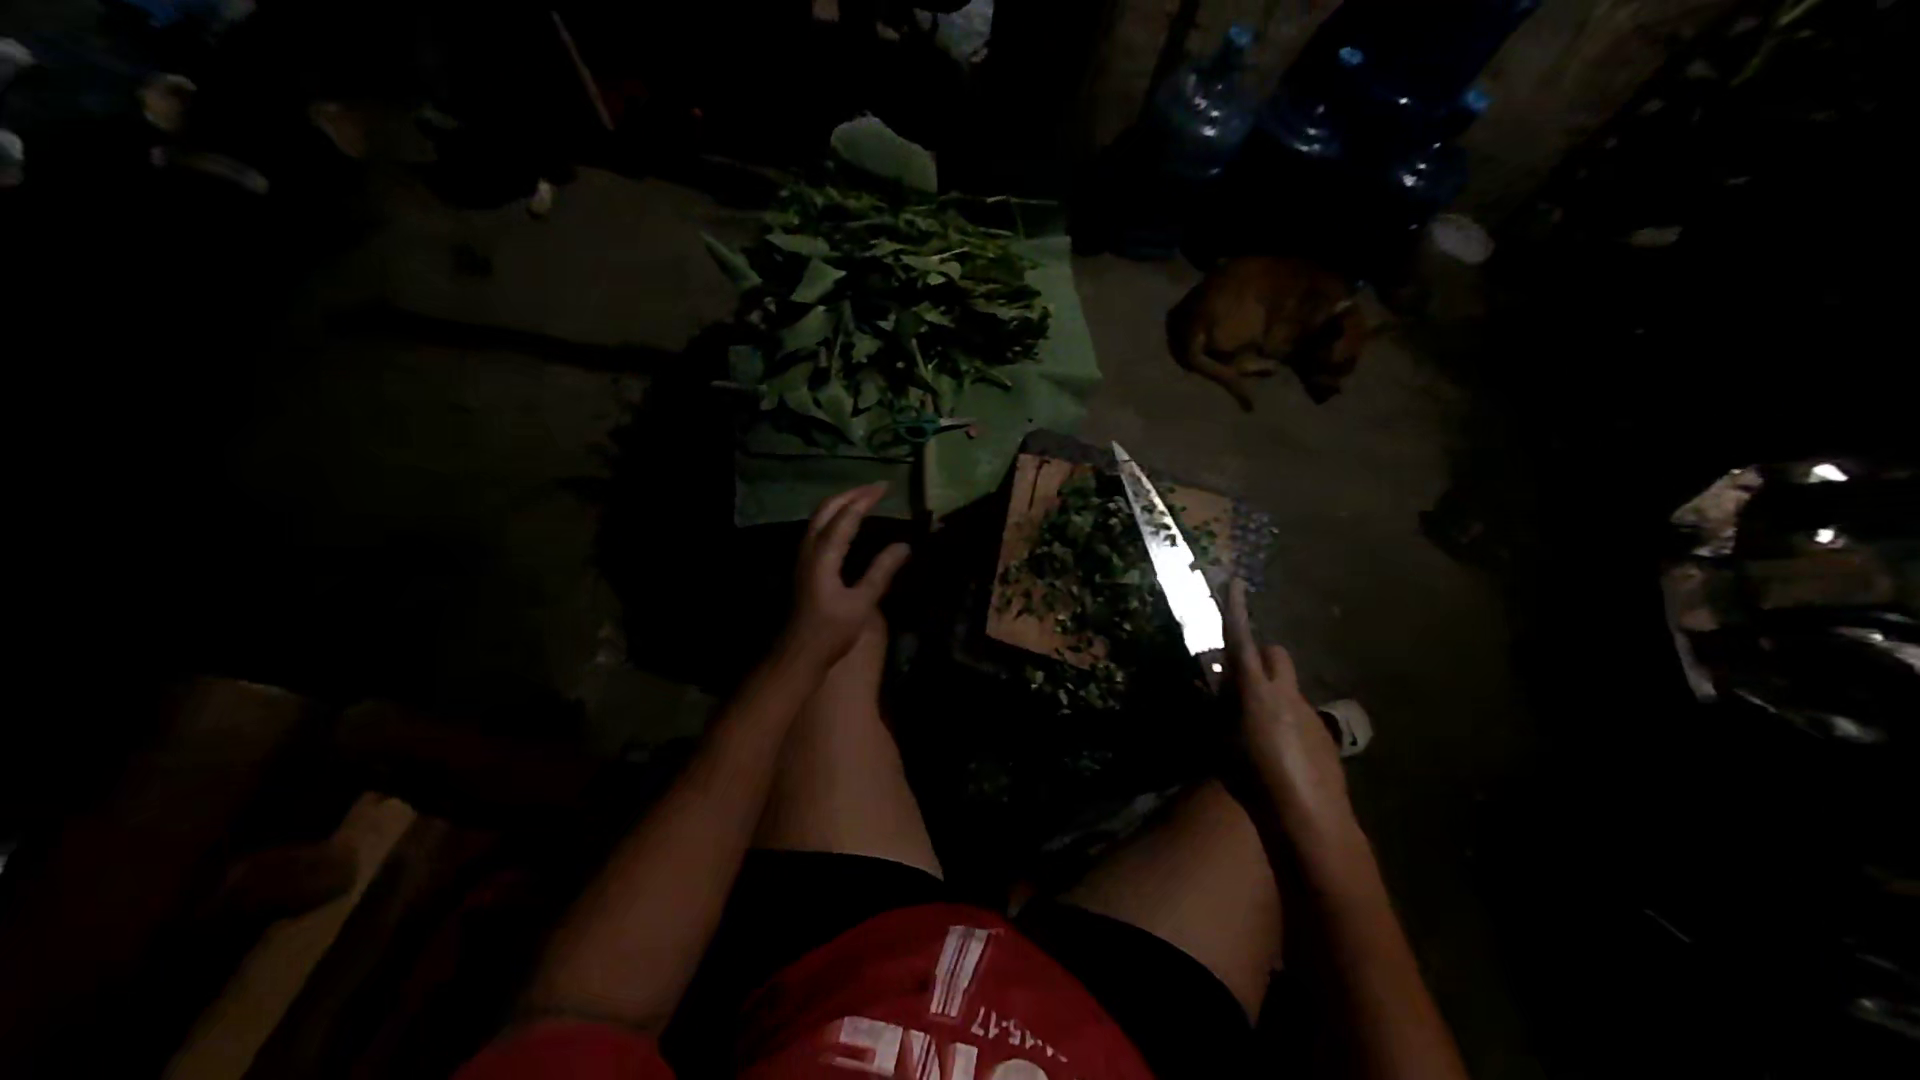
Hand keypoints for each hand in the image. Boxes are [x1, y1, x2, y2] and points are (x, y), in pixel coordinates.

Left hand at [783, 484, 910, 666]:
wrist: (799, 654)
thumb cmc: (831, 632)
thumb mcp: (862, 603)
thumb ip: (881, 572)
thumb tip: (904, 545)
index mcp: (824, 556)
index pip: (845, 516)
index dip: (865, 499)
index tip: (885, 487)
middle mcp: (809, 549)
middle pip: (827, 509)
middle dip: (851, 494)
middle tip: (876, 487)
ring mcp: (803, 557)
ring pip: (819, 517)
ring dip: (841, 503)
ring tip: (863, 497)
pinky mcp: (805, 565)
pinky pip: (818, 529)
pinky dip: (834, 517)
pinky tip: (847, 523)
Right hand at [1224, 579, 1353, 838]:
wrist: (1312, 819)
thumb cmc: (1256, 781)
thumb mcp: (1222, 746)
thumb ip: (1218, 713)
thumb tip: (1211, 691)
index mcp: (1257, 692)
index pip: (1242, 640)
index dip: (1235, 610)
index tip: (1235, 583)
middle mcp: (1286, 693)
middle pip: (1275, 654)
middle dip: (1258, 655)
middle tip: (1238, 679)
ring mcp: (1309, 712)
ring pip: (1288, 685)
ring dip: (1271, 690)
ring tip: (1254, 726)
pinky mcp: (1323, 733)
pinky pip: (1299, 711)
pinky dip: (1285, 717)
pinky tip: (1278, 750)